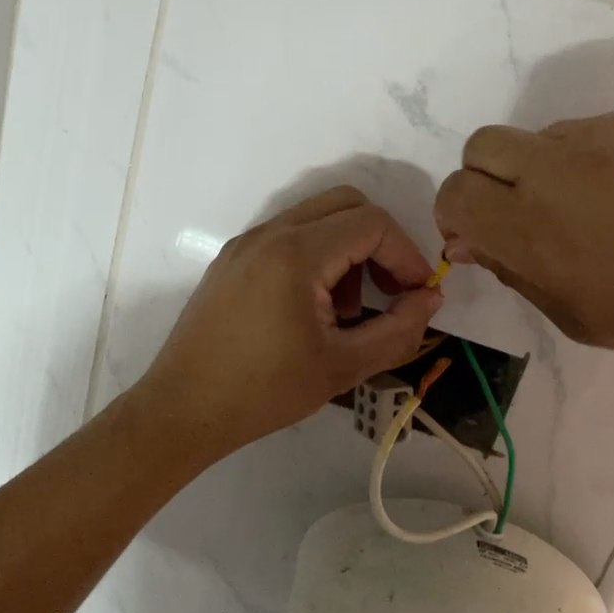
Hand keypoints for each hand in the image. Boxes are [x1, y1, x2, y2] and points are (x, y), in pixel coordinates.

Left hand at [133, 186, 444, 455]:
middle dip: (379, 242)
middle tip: (389, 292)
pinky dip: (315, 256)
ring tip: (347, 311)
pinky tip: (311, 310)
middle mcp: (269, 233)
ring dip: (347, 250)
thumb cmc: (265, 391)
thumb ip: (398, 329)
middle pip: (346, 203)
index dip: (406, 254)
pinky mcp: (231, 261)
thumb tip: (430, 298)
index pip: (372, 222)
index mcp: (297, 252)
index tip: (415, 295)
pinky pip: (287, 236)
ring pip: (316, 217)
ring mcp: (245, 244)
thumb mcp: (344, 366)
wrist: (183, 409)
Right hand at [434, 91, 613, 360]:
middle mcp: (559, 166)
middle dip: (491, 179)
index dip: (459, 214)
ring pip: (552, 137)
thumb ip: (519, 273)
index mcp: (534, 228)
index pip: (454, 194)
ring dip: (562, 168)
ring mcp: (613, 126)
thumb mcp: (584, 320)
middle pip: (483, 146)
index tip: (484, 234)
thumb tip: (476, 241)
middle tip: (535, 213)